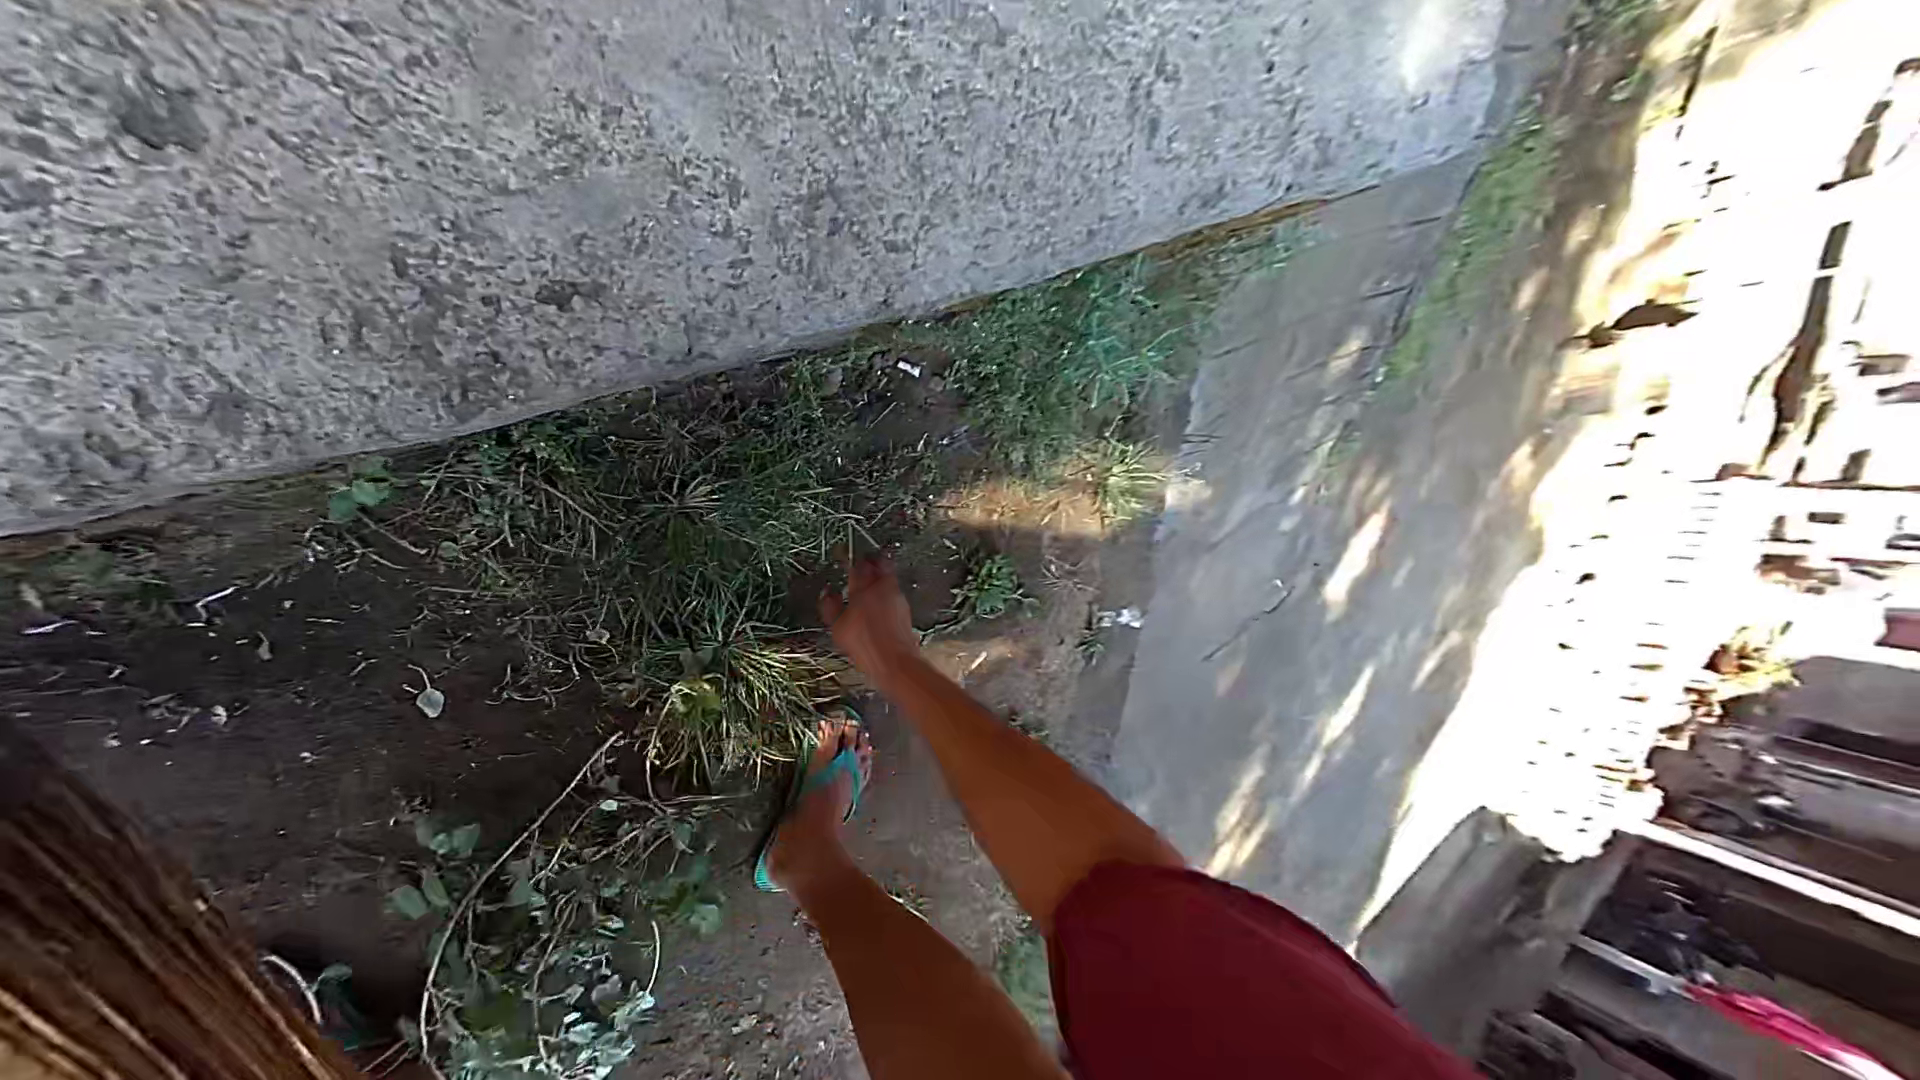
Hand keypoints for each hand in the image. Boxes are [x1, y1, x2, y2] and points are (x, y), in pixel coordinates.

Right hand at [819, 557, 920, 680]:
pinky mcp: (905, 610)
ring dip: (878, 576)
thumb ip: (830, 606)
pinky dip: (885, 592)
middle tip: (860, 563)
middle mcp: (884, 588)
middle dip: (869, 561)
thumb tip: (827, 593)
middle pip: (879, 564)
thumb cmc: (866, 645)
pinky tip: (877, 605)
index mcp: (864, 588)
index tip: (843, 554)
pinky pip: (893, 593)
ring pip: (888, 577)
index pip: (857, 564)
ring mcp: (898, 598)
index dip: (849, 557)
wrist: (896, 662)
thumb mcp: (838, 627)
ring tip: (867, 584)